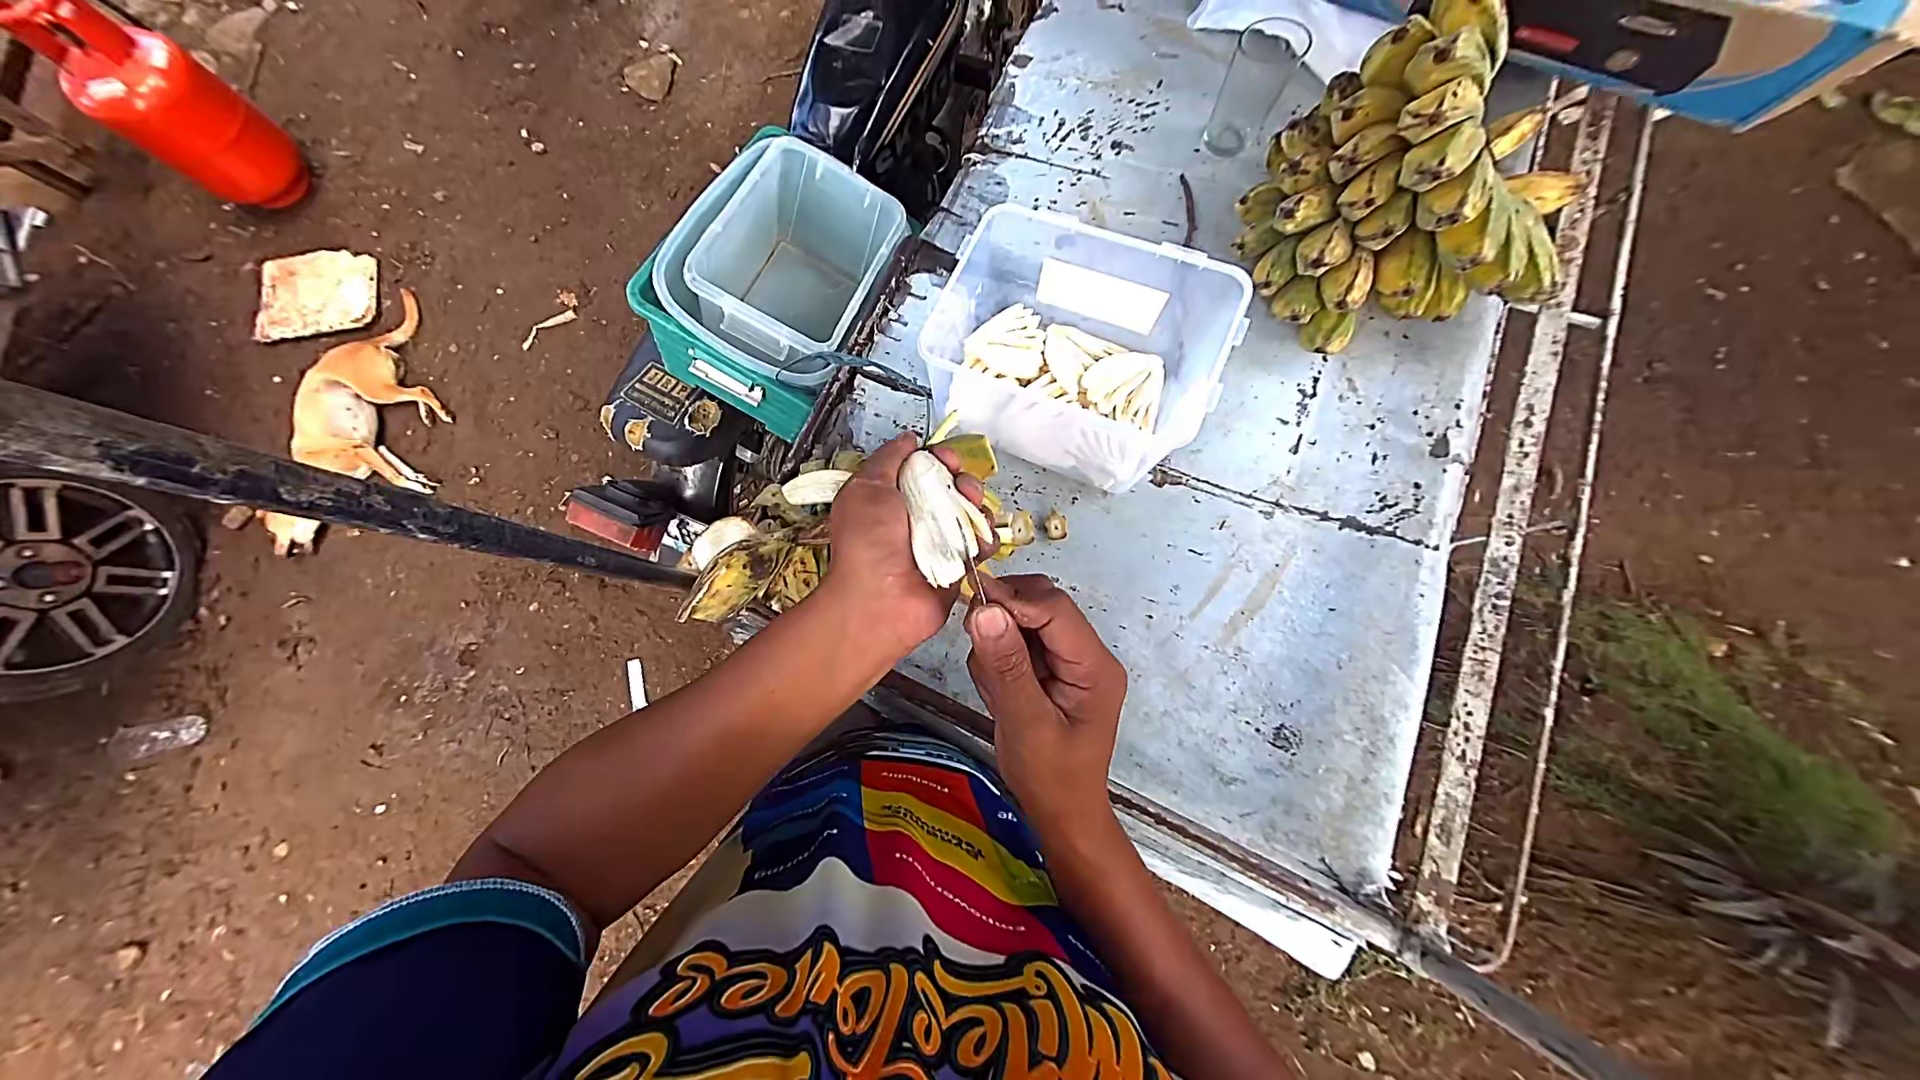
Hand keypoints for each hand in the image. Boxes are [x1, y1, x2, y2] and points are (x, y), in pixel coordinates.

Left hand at [823, 433, 980, 654]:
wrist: (880, 600)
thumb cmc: (867, 544)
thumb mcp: (867, 486)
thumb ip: (889, 458)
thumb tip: (909, 439)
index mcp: (893, 496)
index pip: (926, 467)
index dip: (940, 458)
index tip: (945, 458)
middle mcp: (918, 517)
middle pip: (954, 486)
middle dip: (963, 480)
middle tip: (959, 487)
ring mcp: (940, 541)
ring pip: (972, 511)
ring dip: (976, 506)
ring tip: (968, 512)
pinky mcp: (959, 565)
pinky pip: (983, 543)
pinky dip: (985, 537)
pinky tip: (977, 539)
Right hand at [964, 574, 1127, 834]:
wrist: (1060, 812)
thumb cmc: (1051, 778)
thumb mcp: (1027, 724)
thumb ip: (1007, 665)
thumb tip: (986, 611)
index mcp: (1094, 666)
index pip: (1055, 608)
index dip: (1014, 600)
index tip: (973, 606)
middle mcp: (1084, 654)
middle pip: (1041, 603)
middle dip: (1004, 617)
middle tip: (976, 642)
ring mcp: (1066, 660)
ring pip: (1024, 619)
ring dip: (998, 642)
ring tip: (996, 689)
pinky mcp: (1047, 668)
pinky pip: (1016, 640)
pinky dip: (997, 658)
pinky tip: (999, 693)